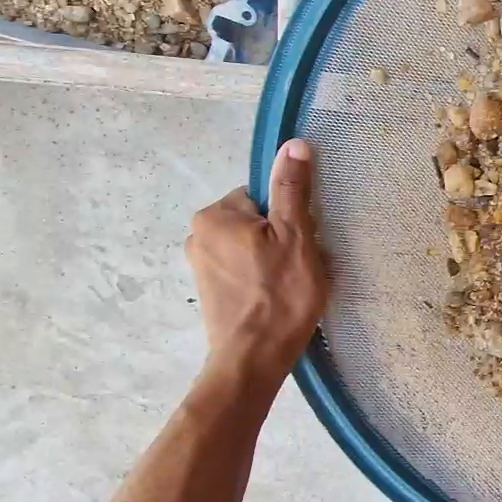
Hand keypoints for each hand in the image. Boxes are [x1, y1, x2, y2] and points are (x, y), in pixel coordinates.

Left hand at [185, 138, 328, 382]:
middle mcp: (198, 234)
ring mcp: (200, 264)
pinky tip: (277, 297)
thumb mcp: (296, 236)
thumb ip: (293, 190)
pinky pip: (243, 269)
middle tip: (302, 265)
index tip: (303, 242)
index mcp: (215, 214)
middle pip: (256, 221)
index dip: (290, 217)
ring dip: (273, 259)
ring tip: (293, 284)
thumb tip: (294, 144)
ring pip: (251, 247)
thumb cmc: (281, 294)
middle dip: (282, 238)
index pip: (263, 197)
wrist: (255, 357)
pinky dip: (262, 278)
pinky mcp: (209, 290)